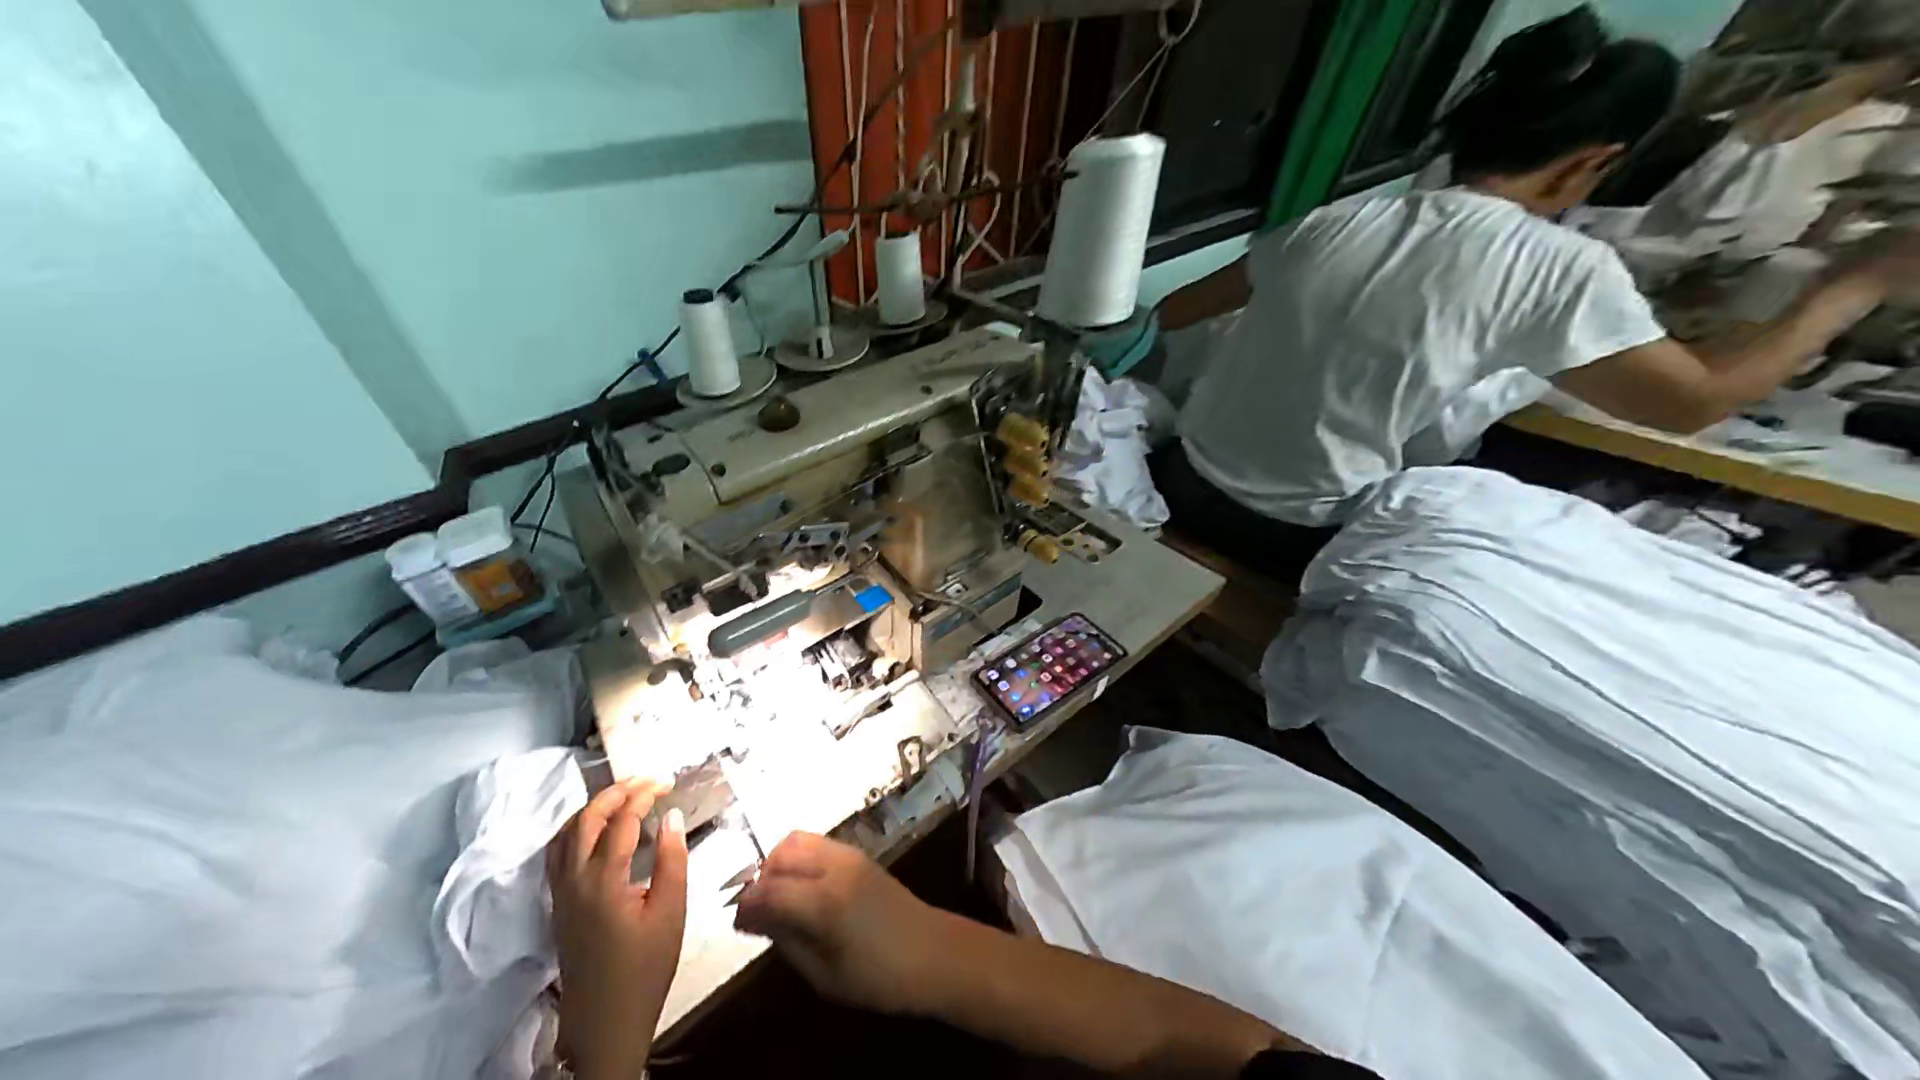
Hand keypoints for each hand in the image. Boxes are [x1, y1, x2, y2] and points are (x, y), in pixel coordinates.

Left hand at [547, 780, 687, 1079]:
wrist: (605, 1022)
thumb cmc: (646, 968)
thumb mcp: (672, 912)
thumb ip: (673, 859)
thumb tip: (671, 816)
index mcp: (603, 880)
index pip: (622, 821)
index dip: (644, 795)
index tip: (667, 782)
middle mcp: (574, 881)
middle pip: (586, 820)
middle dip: (615, 792)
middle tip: (646, 780)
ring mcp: (560, 894)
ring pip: (565, 834)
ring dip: (593, 808)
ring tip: (623, 796)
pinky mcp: (558, 906)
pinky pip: (558, 853)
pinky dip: (576, 829)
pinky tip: (595, 830)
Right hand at [731, 832, 955, 1015]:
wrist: (932, 953)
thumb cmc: (878, 977)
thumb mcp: (823, 975)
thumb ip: (786, 940)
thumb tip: (754, 918)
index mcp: (826, 902)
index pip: (769, 891)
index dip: (746, 905)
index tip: (737, 923)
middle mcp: (836, 868)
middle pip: (781, 853)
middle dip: (761, 878)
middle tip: (758, 909)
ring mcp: (850, 855)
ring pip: (798, 840)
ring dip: (779, 863)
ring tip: (779, 896)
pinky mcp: (859, 854)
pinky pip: (817, 843)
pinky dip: (799, 858)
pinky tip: (802, 888)